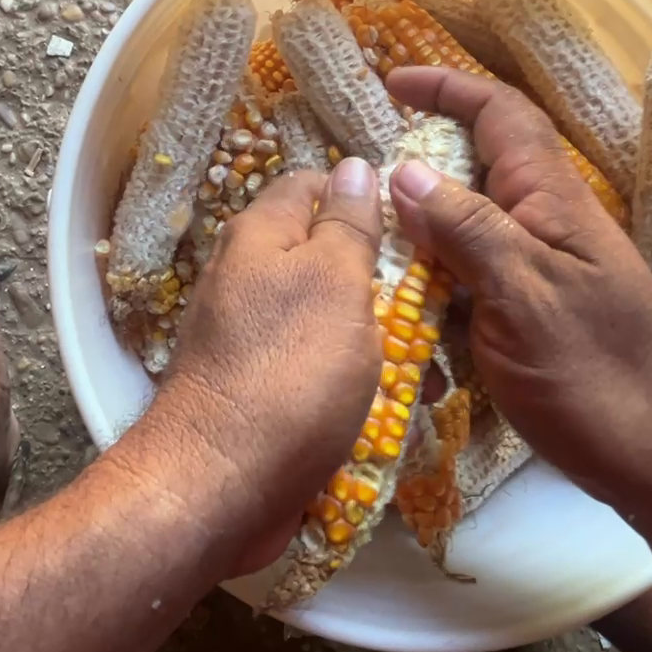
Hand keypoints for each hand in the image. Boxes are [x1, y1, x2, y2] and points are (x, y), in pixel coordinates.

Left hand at [120, 159, 383, 571]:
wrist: (221, 485)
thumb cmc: (289, 371)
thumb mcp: (333, 283)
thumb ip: (347, 224)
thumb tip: (354, 166)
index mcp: (259, 235)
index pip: (313, 185)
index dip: (363, 198)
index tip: (411, 229)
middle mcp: (245, 275)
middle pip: (323, 254)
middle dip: (378, 280)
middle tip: (429, 307)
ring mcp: (248, 332)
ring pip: (325, 315)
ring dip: (374, 338)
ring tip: (422, 372)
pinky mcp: (257, 382)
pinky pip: (312, 363)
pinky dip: (349, 378)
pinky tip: (387, 406)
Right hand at [382, 67, 651, 514]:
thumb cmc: (595, 378)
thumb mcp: (525, 298)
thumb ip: (467, 230)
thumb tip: (403, 172)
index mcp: (552, 201)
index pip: (501, 115)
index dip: (448, 87)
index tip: (391, 85)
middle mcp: (545, 221)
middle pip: (480, 159)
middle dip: (423, 147)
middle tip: (363, 164)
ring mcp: (537, 265)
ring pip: (468, 214)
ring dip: (419, 210)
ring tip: (367, 222)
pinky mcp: (526, 305)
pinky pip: (468, 264)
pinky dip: (429, 262)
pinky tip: (398, 285)